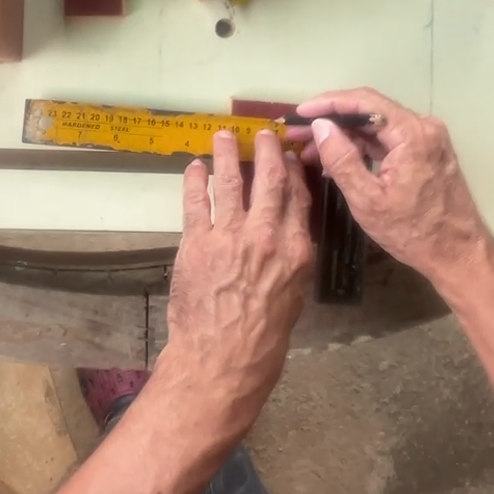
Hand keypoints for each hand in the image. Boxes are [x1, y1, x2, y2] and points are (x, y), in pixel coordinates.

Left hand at [154, 129, 313, 440]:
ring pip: (230, 182)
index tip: (289, 157)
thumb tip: (288, 233)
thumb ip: (291, 259)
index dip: (293, 172)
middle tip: (261, 133)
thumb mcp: (293, 296)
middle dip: (266, 151)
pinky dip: (195, 180)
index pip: (298, 198)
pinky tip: (195, 168)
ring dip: (226, 154)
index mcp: (296, 251)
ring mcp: (230, 236)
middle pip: (269, 180)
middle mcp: (266, 236)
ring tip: (222, 136)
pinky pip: (196, 201)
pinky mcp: (197, 241)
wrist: (222, 360)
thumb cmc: (263, 338)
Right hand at [287, 88, 492, 284]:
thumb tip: (320, 126)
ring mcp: (427, 139)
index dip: (327, 103)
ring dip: (344, 135)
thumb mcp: (367, 199)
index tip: (299, 113)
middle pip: (369, 111)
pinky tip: (337, 158)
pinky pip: (387, 140)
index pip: (363, 102)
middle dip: (331, 120)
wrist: (460, 256)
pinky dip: (362, 146)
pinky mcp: (427, 152)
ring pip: (376, 126)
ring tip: (310, 149)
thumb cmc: (413, 232)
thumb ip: (341, 159)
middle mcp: (423, 128)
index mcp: (412, 135)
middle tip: (298, 133)